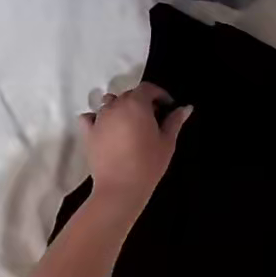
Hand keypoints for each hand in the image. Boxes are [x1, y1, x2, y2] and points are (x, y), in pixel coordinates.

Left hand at [81, 83, 190, 214]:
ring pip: (110, 103)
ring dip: (121, 108)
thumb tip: (187, 107)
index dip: (159, 94)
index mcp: (137, 103)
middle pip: (129, 94)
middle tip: (153, 119)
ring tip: (130, 125)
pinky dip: (97, 118)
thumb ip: (175, 120)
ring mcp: (99, 118)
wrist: (120, 188)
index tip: (167, 107)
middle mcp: (116, 105)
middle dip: (142, 101)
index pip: (148, 88)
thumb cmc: (148, 163)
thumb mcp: (167, 141)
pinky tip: (106, 128)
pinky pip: (90, 117)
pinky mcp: (88, 132)